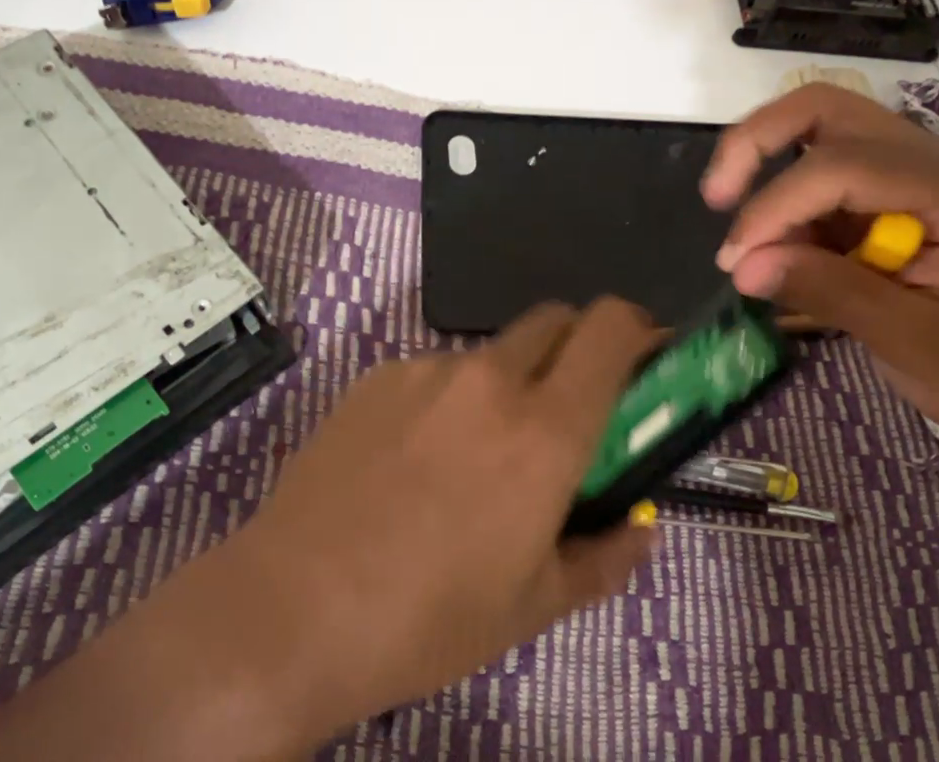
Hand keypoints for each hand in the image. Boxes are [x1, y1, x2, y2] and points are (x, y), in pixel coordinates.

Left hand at [229, 298, 663, 740]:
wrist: (293, 610)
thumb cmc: (429, 619)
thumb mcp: (536, 606)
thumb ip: (606, 558)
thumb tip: (640, 527)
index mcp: (545, 430)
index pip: (611, 331)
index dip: (640, 330)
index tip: (645, 361)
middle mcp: (489, 381)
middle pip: (555, 320)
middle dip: (578, 349)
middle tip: (568, 411)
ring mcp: (424, 373)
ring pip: (491, 354)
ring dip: (508, 384)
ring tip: (474, 457)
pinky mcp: (372, 379)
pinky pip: (433, 374)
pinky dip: (448, 401)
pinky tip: (413, 463)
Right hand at [701, 84, 938, 448]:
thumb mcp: (919, 344)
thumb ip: (831, 294)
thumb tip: (743, 266)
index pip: (843, 165)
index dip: (776, 205)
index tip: (736, 263)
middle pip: (829, 113)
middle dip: (759, 143)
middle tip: (717, 197)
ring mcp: (920, 183)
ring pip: (824, 137)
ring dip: (773, 178)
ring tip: (754, 253)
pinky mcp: (902, 208)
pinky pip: (831, 186)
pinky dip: (793, 213)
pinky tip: (786, 261)